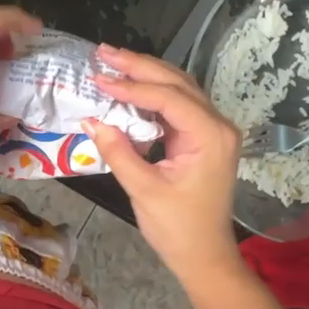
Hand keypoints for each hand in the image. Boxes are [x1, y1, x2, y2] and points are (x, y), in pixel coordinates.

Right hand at [82, 44, 242, 281]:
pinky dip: (151, 95)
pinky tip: (128, 87)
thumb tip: (91, 119)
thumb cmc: (178, 228)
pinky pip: (176, 107)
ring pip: (178, 90)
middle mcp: (217, 126)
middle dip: (139, 66)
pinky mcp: (202, 139)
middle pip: (176, 83)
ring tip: (112, 61)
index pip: (168, 97)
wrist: (204, 256)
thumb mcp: (144, 190)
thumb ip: (118, 152)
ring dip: (145, 74)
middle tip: (103, 52)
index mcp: (210, 136)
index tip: (99, 77)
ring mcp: (212, 131)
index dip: (132, 85)